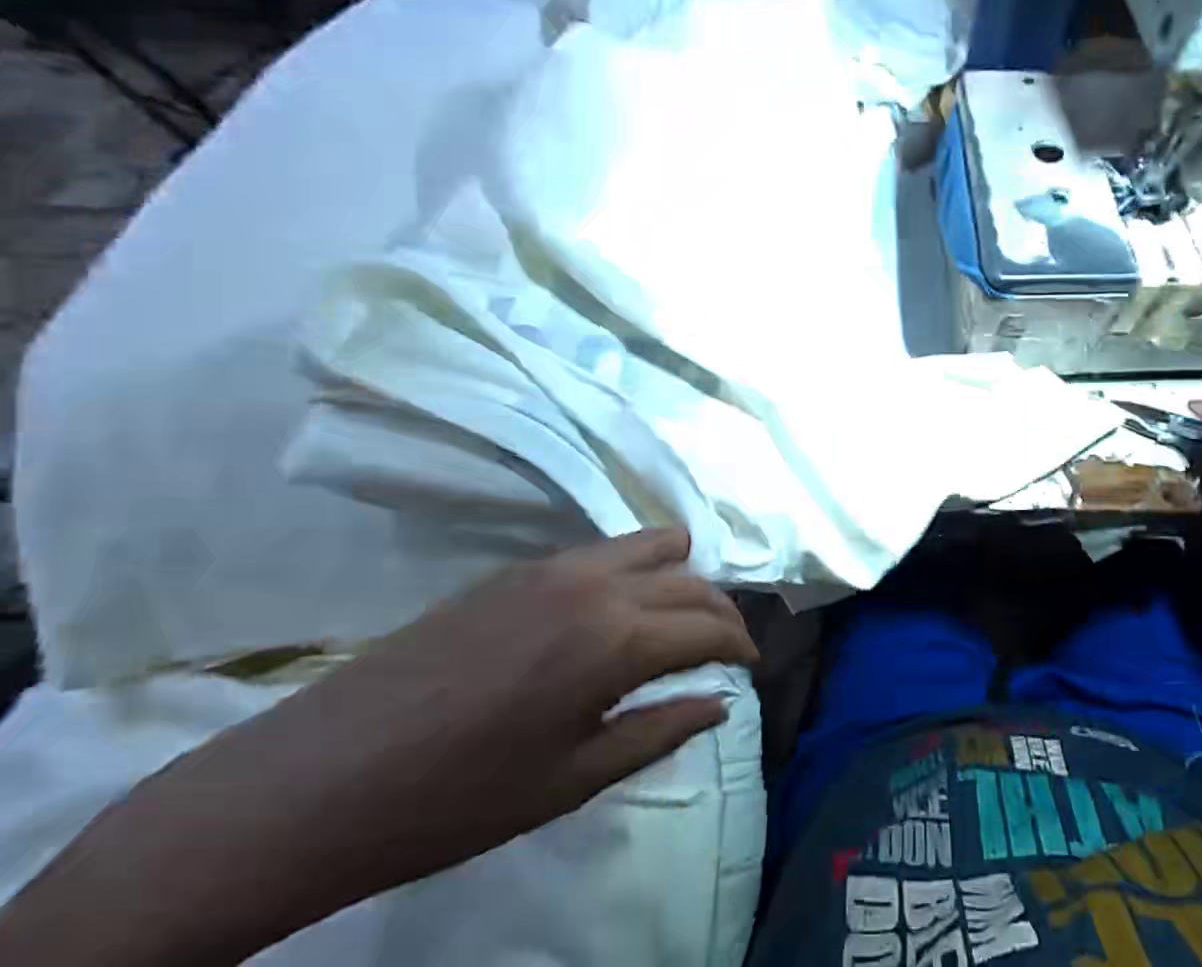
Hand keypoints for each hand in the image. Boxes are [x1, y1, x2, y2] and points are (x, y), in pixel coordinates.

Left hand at [0, 529, 756, 966]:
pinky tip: (617, 608)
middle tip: (725, 647)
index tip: (750, 666)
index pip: (709, 627)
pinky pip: (601, 551)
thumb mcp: (573, 780)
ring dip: (681, 576)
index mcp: (615, 641)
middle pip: (689, 580)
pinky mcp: (512, 569)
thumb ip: (661, 730)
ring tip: (677, 616)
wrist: (308, 786)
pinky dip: (633, 568)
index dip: (741, 646)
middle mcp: (594, 586)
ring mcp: (549, 568)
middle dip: (720, 612)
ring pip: (650, 544)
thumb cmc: (455, 800)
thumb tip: (721, 702)